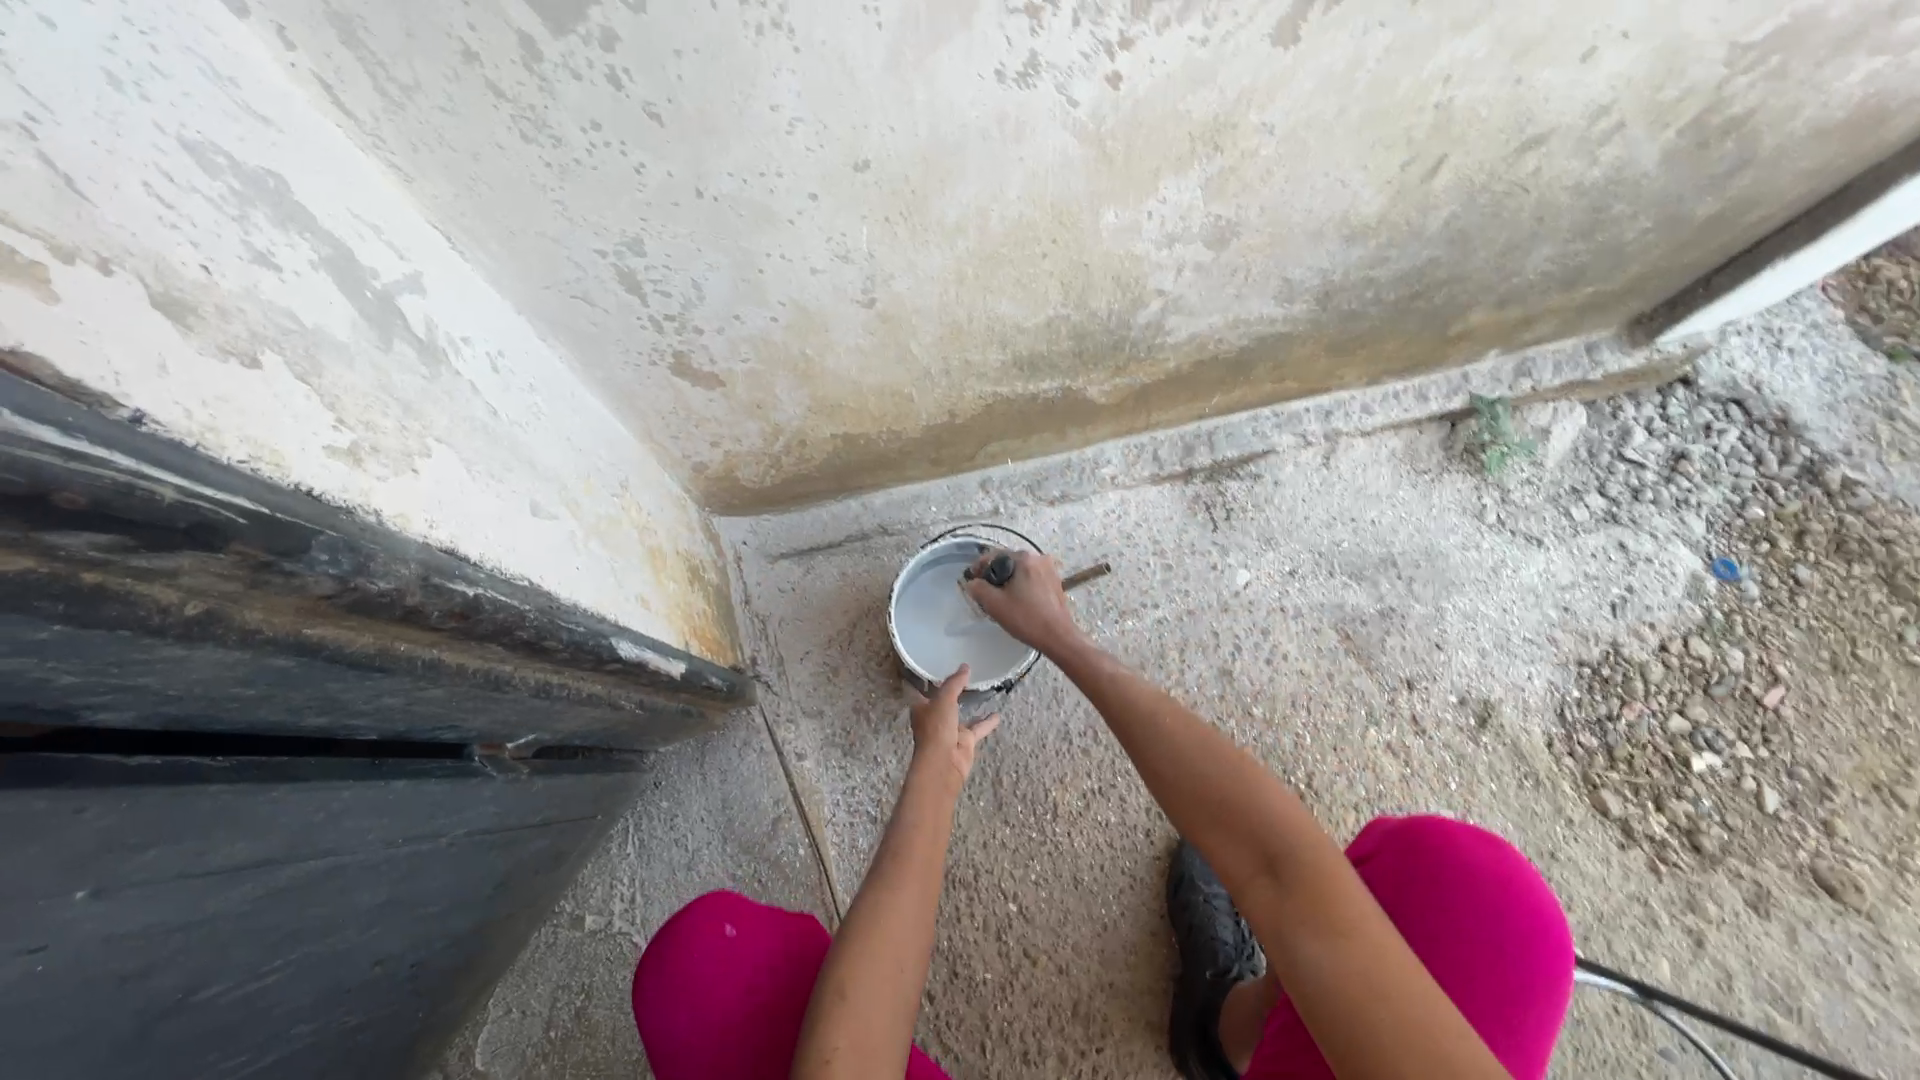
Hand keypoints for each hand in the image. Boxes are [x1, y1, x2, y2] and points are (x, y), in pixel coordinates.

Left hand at [910, 665, 999, 782]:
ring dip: (968, 704)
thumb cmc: (936, 727)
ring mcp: (949, 730)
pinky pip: (977, 728)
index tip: (931, 665)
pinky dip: (986, 722)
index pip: (920, 689)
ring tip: (980, 689)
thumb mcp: (944, 699)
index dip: (924, 678)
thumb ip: (955, 682)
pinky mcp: (964, 741)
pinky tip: (997, 714)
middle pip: (942, 701)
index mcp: (921, 707)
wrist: (944, 762)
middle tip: (961, 674)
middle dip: (949, 690)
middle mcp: (934, 717)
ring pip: (960, 714)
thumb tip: (965, 666)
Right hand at [963, 549, 1083, 654]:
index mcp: (1024, 558)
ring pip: (1020, 570)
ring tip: (999, 598)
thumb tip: (972, 582)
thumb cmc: (1026, 618)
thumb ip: (978, 588)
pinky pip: (1031, 578)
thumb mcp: (994, 604)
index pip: (993, 556)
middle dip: (994, 575)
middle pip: (1007, 562)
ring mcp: (1049, 569)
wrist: (1057, 636)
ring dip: (1007, 580)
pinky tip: (1016, 600)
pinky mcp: (1054, 581)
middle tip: (984, 591)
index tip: (971, 580)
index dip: (978, 567)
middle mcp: (1039, 558)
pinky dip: (1020, 585)